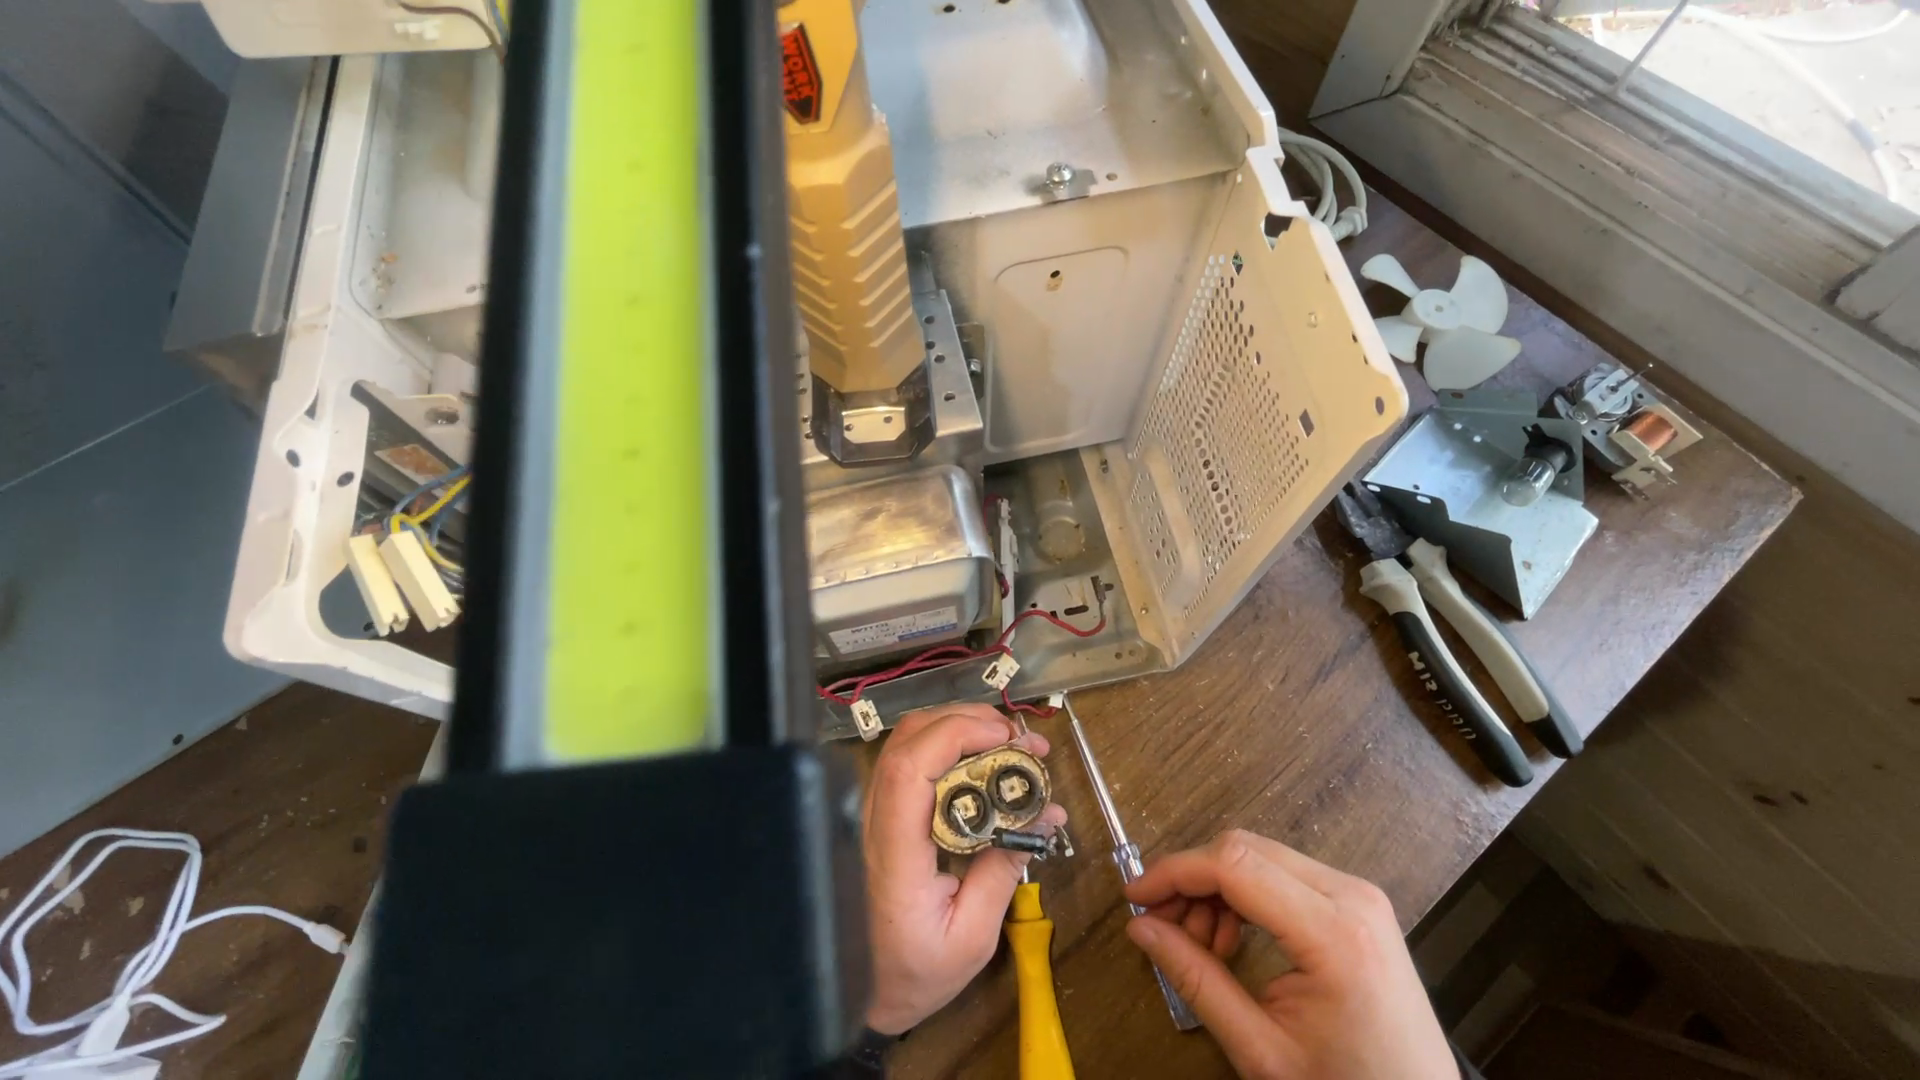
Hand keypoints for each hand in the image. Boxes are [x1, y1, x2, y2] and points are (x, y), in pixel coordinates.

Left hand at [860, 704, 1065, 1034]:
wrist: (859, 992)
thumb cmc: (913, 972)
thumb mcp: (972, 937)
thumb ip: (1003, 872)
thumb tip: (1044, 814)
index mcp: (893, 854)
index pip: (907, 769)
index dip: (956, 735)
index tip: (1006, 737)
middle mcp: (873, 820)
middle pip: (909, 739)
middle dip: (970, 722)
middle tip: (1023, 740)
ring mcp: (871, 812)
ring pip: (907, 740)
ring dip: (960, 728)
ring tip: (1009, 744)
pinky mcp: (879, 812)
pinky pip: (909, 759)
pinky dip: (948, 745)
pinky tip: (982, 758)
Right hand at [1123, 830, 1453, 1079]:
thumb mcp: (1262, 1049)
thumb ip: (1196, 980)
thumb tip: (1140, 928)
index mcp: (1334, 932)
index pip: (1233, 864)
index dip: (1174, 871)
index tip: (1135, 896)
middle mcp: (1351, 894)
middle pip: (1243, 849)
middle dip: (1191, 879)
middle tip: (1162, 923)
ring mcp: (1358, 893)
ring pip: (1258, 855)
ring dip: (1215, 888)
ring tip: (1199, 943)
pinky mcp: (1357, 902)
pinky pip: (1282, 872)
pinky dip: (1243, 894)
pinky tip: (1231, 938)